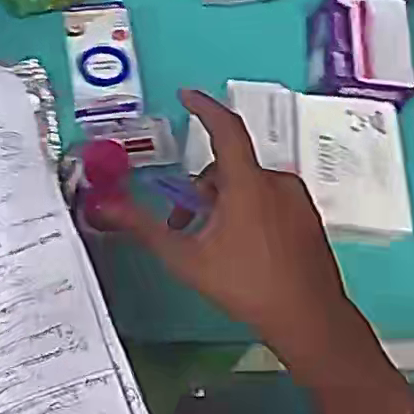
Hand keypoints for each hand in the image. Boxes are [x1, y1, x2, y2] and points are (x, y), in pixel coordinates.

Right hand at [89, 89, 362, 367]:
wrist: (307, 316)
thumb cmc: (243, 284)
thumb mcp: (185, 257)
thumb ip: (144, 228)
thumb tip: (105, 208)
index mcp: (248, 184)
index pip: (225, 130)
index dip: (204, 108)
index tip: (186, 96)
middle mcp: (277, 182)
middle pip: (228, 168)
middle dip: (198, 190)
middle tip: (181, 226)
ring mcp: (296, 199)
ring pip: (247, 185)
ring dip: (220, 203)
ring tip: (209, 242)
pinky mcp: (307, 216)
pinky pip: (267, 199)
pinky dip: (244, 210)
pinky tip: (238, 247)